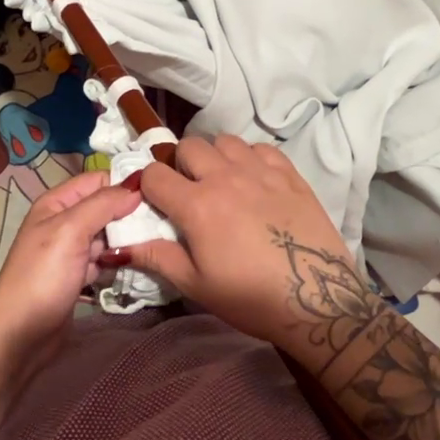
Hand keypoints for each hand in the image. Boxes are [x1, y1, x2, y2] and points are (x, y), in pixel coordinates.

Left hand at [0, 171, 139, 369]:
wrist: (19, 336)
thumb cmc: (42, 277)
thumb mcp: (70, 231)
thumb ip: (102, 204)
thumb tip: (136, 186)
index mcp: (56, 203)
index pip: (97, 180)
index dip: (124, 185)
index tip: (157, 195)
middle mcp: (64, 222)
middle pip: (106, 208)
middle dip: (131, 214)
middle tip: (162, 225)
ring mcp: (71, 251)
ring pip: (108, 236)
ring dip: (128, 241)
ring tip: (157, 246)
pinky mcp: (79, 277)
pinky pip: (105, 261)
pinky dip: (119, 263)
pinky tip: (139, 267)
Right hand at [123, 136, 387, 370]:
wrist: (319, 299)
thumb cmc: (250, 297)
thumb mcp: (197, 285)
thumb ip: (158, 258)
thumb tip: (119, 247)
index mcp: (197, 206)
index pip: (155, 174)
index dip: (149, 187)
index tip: (156, 203)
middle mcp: (225, 178)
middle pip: (189, 146)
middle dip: (181, 165)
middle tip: (190, 192)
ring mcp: (260, 172)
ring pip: (225, 141)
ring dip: (216, 157)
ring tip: (222, 182)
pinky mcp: (289, 174)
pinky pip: (260, 148)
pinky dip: (249, 157)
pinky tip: (253, 181)